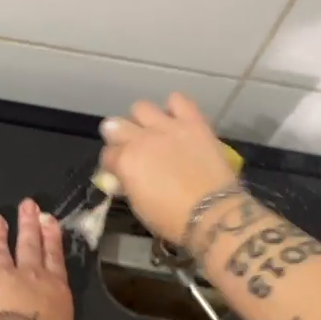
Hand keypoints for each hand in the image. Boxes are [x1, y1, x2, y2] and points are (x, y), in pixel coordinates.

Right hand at [98, 93, 238, 245]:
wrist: (213, 214)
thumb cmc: (172, 219)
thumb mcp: (139, 206)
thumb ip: (128, 184)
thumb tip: (123, 176)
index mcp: (125, 161)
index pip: (107, 154)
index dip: (112, 164)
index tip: (119, 171)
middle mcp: (141, 138)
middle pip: (115, 125)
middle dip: (119, 137)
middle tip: (131, 148)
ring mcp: (167, 127)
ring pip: (141, 107)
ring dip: (142, 120)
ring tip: (153, 131)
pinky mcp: (193, 122)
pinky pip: (178, 100)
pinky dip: (175, 108)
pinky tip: (177, 120)